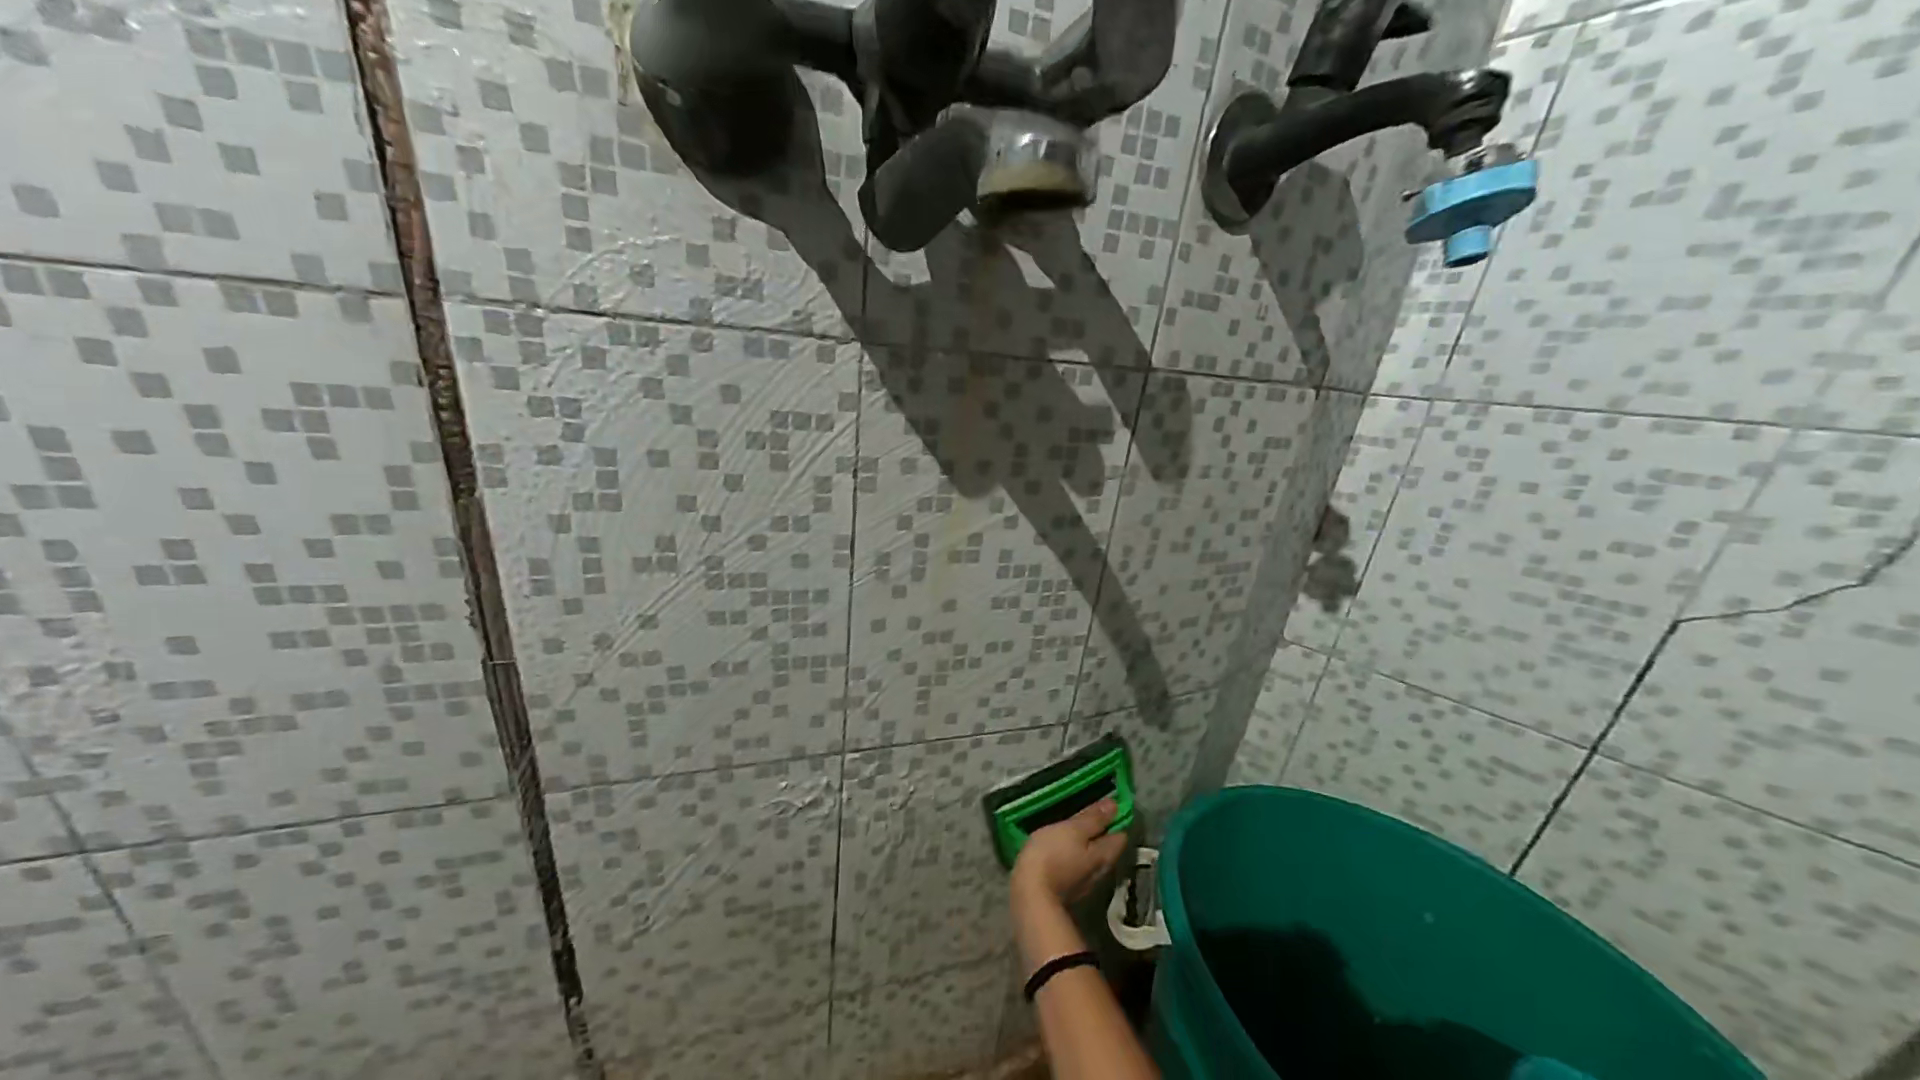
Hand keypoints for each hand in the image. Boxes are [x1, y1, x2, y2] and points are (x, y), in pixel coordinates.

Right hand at [1011, 799, 1129, 906]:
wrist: (1030, 897)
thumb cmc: (1052, 856)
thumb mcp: (1073, 830)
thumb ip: (1094, 819)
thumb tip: (1115, 805)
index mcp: (1105, 855)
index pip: (1121, 834)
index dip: (1115, 817)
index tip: (1103, 804)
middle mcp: (1101, 871)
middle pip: (1107, 847)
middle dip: (1099, 831)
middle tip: (1083, 813)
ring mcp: (1085, 883)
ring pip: (1092, 858)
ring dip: (1085, 844)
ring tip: (1069, 829)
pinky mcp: (1068, 890)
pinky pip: (1077, 866)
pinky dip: (1073, 855)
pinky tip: (1060, 848)